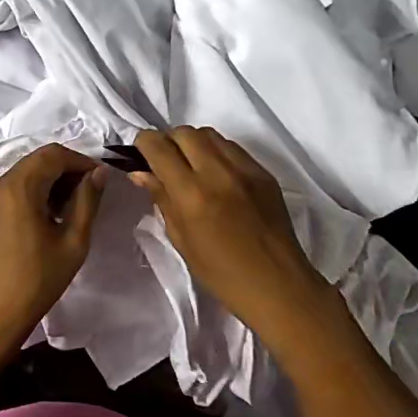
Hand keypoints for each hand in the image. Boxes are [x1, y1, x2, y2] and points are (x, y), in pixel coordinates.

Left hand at [0, 143, 104, 337]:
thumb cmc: (39, 277)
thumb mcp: (73, 239)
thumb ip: (87, 200)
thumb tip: (99, 174)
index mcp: (20, 186)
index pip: (54, 155)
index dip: (81, 161)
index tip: (102, 180)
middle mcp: (1, 183)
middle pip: (39, 159)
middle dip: (68, 169)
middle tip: (91, 193)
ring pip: (28, 171)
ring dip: (54, 180)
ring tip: (76, 206)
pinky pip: (18, 186)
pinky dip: (38, 190)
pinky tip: (55, 214)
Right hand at [128, 127, 324, 316]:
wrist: (277, 284)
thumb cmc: (220, 271)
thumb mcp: (180, 238)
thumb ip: (161, 199)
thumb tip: (141, 173)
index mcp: (191, 194)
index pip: (159, 147)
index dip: (144, 144)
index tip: (140, 154)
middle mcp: (218, 173)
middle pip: (184, 132)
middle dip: (168, 141)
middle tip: (165, 162)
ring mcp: (245, 170)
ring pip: (210, 134)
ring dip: (193, 143)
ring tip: (191, 166)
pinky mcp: (264, 173)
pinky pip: (233, 148)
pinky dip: (217, 152)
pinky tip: (216, 175)